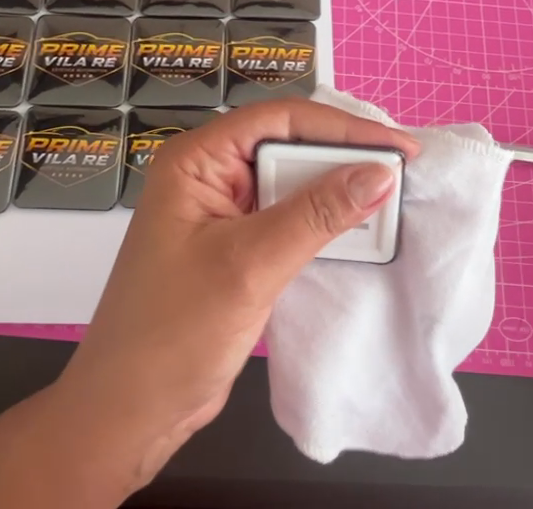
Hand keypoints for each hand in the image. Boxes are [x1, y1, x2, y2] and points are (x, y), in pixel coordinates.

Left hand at [0, 100, 415, 508]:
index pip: (278, 120)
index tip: (400, 148)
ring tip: (392, 196)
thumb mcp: (249, 265)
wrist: (128, 412)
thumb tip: (379, 172)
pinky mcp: (234, 248)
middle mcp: (207, 175)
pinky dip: (322, 222)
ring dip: (336, 189)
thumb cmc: (174, 332)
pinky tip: (358, 228)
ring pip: (291, 183)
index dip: (342, 128)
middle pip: (286, 146)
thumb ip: (315, 214)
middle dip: (343, 155)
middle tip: (404, 170)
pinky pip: (287, 219)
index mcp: (195, 160)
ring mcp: (221, 213)